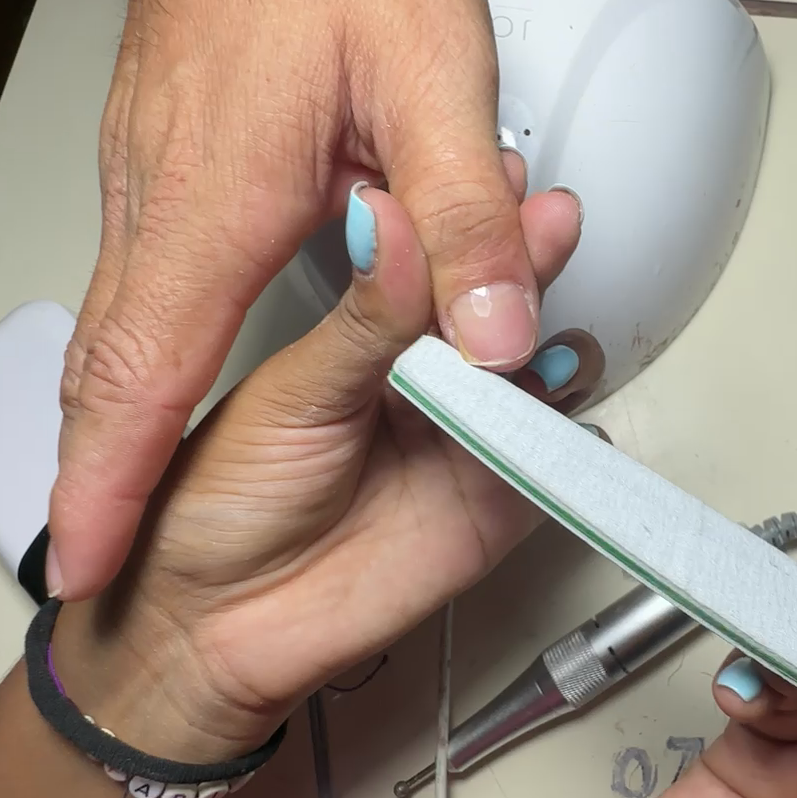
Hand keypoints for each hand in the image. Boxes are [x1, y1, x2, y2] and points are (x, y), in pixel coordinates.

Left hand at [50, 169, 581, 762]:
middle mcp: (436, 379)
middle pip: (502, 315)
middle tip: (547, 222)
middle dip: (529, 267)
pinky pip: (553, 461)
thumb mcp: (296, 392)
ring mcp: (475, 437)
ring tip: (556, 326)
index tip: (497, 173)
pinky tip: (572, 409)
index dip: (474, 222)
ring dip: (557, 344)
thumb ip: (364, 319)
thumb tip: (386, 219)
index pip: (444, 264)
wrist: (223, 625)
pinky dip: (573, 436)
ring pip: (539, 379)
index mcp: (380, 336)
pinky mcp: (503, 499)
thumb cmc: (225, 498)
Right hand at [51, 0, 549, 600]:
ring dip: (120, 415)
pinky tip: (169, 373)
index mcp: (221, 201)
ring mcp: (155, 174)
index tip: (82, 559)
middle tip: (97, 550)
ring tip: (122, 494)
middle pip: (116, 364)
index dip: (106, 478)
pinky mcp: (174, 153)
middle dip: (97, 468)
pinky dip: (147, 347)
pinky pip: (150, 276)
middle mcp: (164, 199)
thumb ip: (466, 221)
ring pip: (128, 321)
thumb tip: (492, 339)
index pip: (142, 374)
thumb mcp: (438, 84)